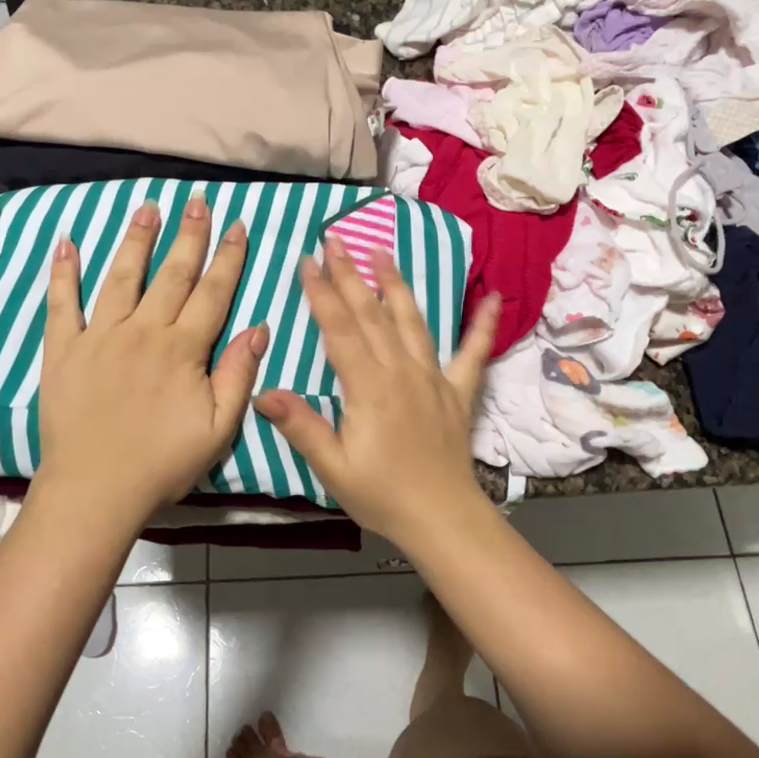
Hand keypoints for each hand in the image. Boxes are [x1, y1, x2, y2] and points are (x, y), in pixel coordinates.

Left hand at [36, 194, 265, 523]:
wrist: (95, 490)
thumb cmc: (163, 464)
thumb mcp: (218, 428)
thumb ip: (238, 375)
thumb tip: (258, 327)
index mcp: (182, 349)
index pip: (212, 292)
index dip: (228, 257)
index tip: (237, 224)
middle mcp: (143, 331)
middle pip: (171, 274)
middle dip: (188, 234)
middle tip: (197, 200)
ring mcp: (99, 336)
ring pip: (122, 277)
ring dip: (136, 239)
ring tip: (148, 207)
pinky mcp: (63, 350)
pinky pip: (62, 303)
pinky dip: (64, 272)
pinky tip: (67, 242)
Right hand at [253, 238, 501, 542]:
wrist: (443, 518)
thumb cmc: (382, 495)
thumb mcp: (333, 467)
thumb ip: (302, 426)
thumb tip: (264, 391)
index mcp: (369, 386)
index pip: (341, 329)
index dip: (322, 293)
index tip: (307, 260)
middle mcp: (402, 371)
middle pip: (372, 314)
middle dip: (350, 274)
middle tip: (336, 239)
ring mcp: (434, 378)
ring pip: (412, 321)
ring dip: (396, 285)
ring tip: (383, 251)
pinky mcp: (458, 391)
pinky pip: (474, 352)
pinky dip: (483, 324)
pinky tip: (494, 297)